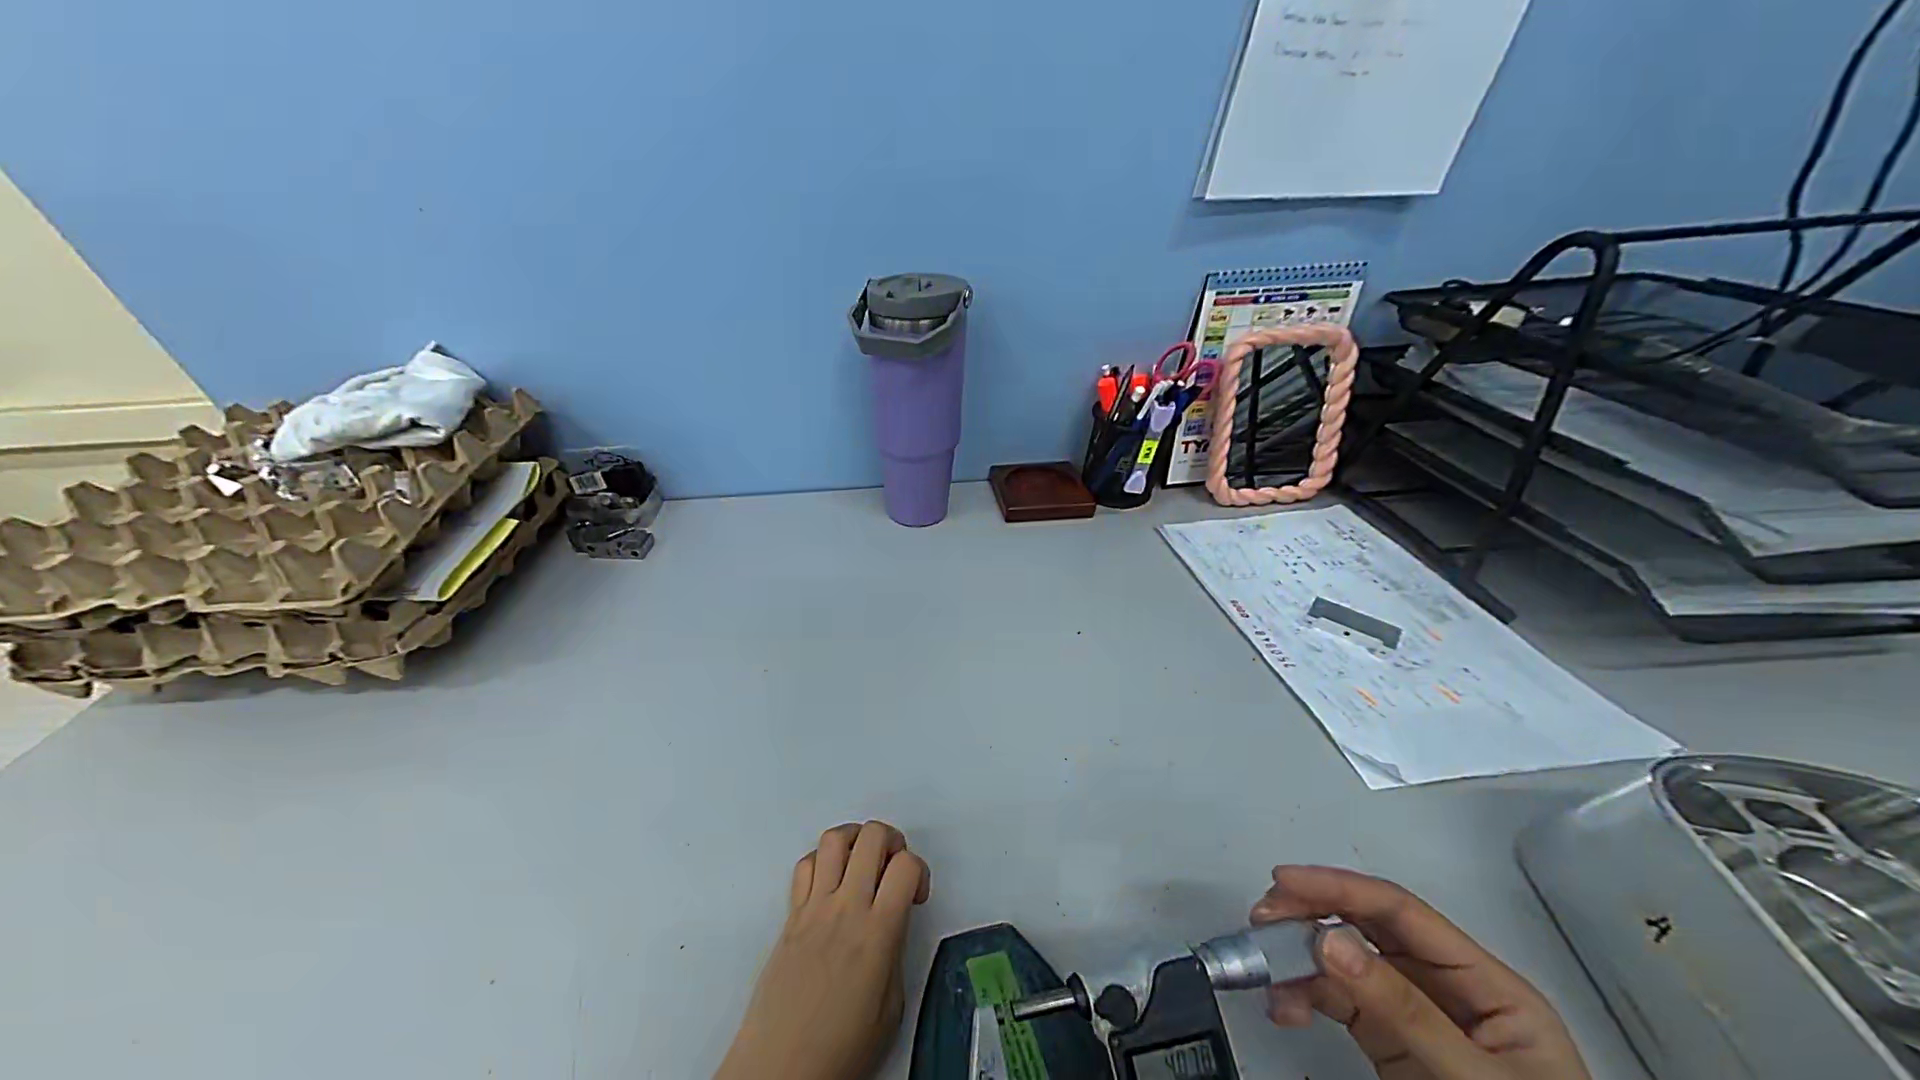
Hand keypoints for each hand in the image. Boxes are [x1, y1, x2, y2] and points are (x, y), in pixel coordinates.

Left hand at [714, 822, 930, 1079]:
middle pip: (872, 836)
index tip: (915, 894)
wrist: (779, 1068)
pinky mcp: (790, 916)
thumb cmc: (838, 1050)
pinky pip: (805, 864)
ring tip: (863, 860)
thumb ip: (896, 953)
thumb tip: (894, 924)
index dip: (920, 870)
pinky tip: (831, 880)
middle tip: (893, 866)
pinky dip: (822, 859)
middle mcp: (846, 909)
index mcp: (878, 933)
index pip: (906, 865)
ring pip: (835, 838)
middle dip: (891, 840)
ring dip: (856, 839)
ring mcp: (814, 908)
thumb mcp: (891, 1009)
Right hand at [1252, 866, 1589, 1079]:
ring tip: (1267, 974)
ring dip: (1300, 960)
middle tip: (1262, 918)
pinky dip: (1305, 997)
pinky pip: (1338, 1002)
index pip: (1402, 912)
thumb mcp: (1474, 1079)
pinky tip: (1285, 1008)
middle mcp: (1447, 988)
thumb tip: (1329, 941)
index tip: (1283, 881)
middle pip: (1367, 927)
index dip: (1340, 888)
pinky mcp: (1389, 1043)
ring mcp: (1415, 1014)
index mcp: (1487, 984)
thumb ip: (1406, 1011)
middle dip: (1311, 915)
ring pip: (1345, 962)